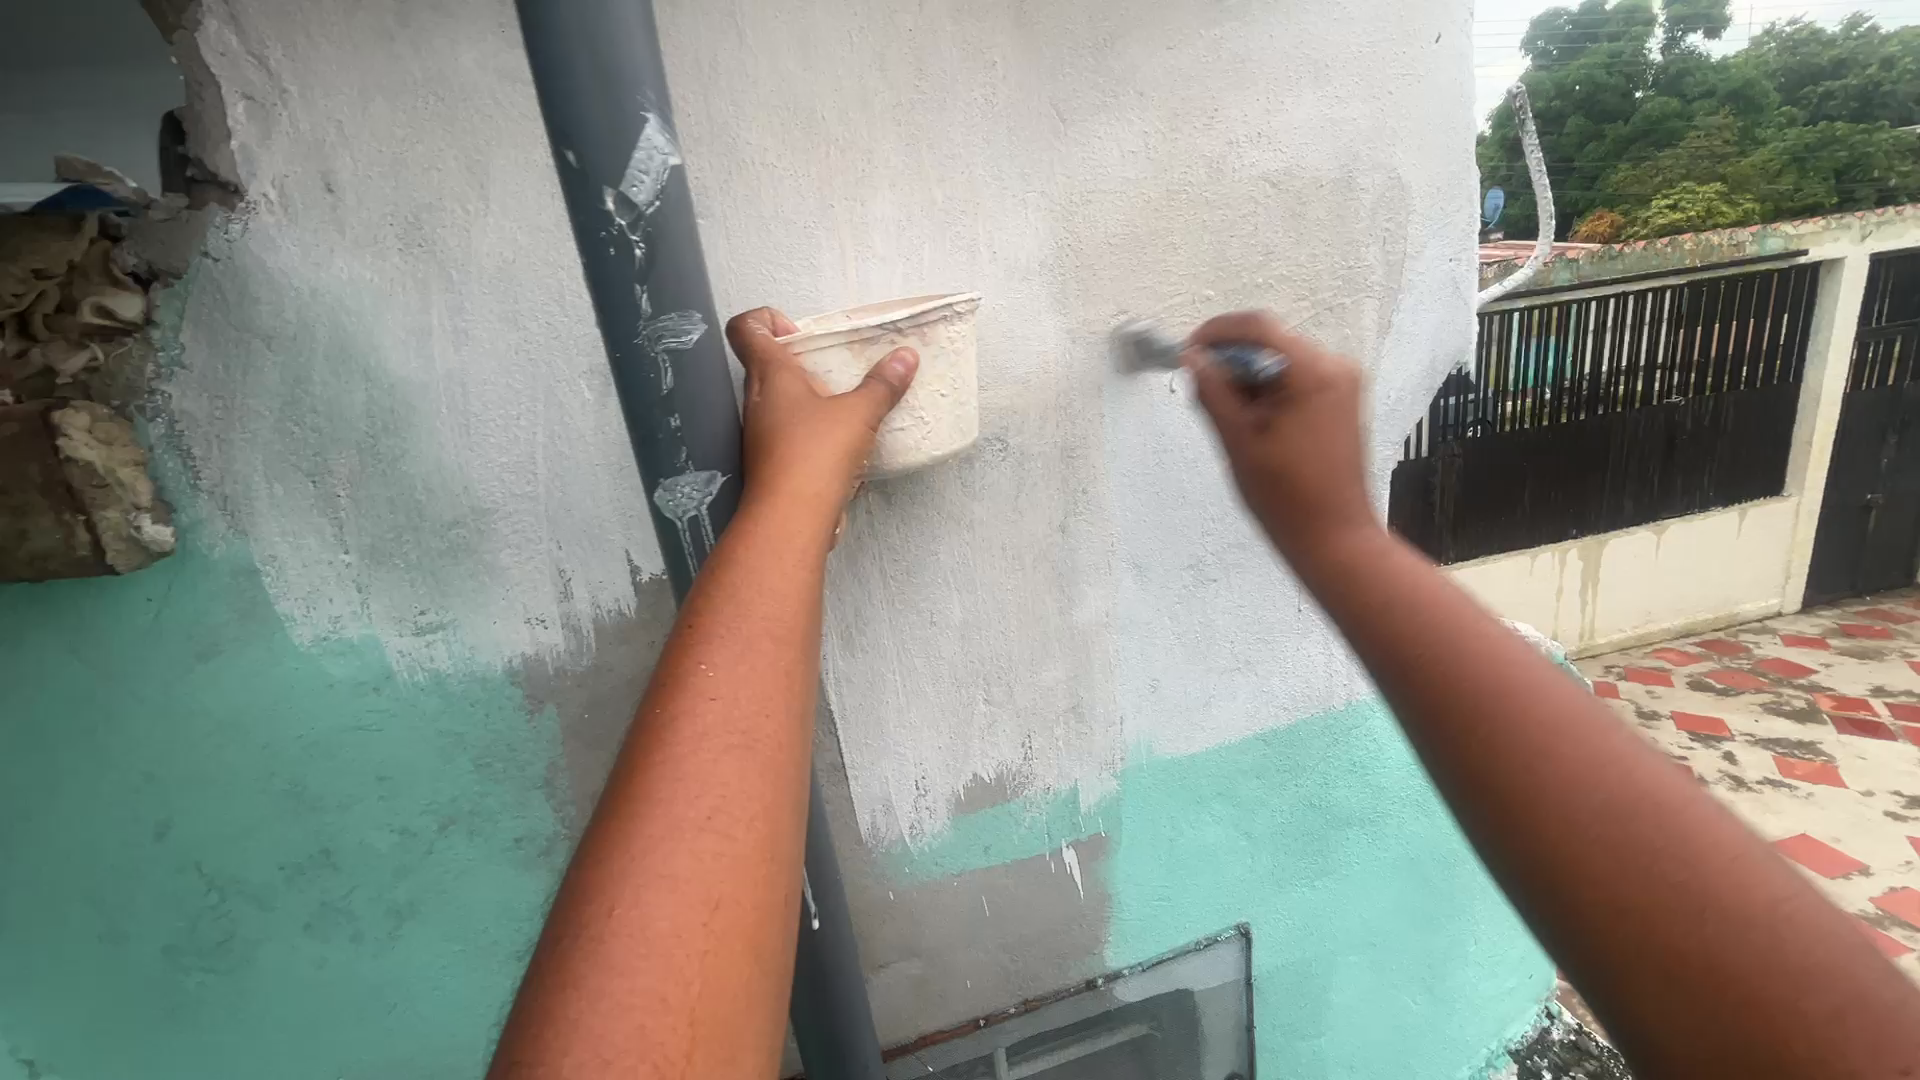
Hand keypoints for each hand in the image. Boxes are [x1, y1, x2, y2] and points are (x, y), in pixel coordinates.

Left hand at [726, 307, 918, 537]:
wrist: (791, 519)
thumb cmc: (816, 454)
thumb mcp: (859, 414)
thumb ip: (882, 385)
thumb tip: (906, 356)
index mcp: (770, 376)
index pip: (746, 329)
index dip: (765, 319)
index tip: (797, 331)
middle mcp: (757, 401)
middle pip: (765, 365)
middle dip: (799, 360)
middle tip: (834, 368)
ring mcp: (760, 434)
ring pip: (779, 402)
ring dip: (807, 399)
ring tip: (845, 405)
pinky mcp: (772, 463)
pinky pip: (789, 434)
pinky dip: (811, 431)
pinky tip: (841, 443)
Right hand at [1185, 311, 1379, 564]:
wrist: (1333, 535)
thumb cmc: (1285, 494)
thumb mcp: (1237, 440)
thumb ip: (1212, 391)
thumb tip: (1192, 358)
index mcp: (1312, 371)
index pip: (1257, 327)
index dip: (1215, 333)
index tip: (1186, 353)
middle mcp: (1334, 367)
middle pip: (1270, 342)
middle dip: (1230, 361)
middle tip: (1200, 392)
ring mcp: (1342, 383)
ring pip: (1280, 361)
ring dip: (1247, 379)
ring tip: (1227, 417)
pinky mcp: (1340, 402)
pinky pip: (1295, 379)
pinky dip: (1267, 391)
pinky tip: (1251, 423)